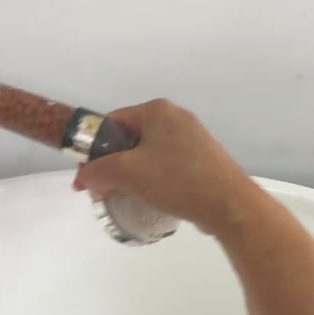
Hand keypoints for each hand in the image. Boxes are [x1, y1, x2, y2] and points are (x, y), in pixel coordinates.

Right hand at [74, 99, 249, 232]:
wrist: (228, 204)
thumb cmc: (175, 179)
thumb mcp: (126, 173)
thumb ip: (96, 171)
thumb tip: (85, 178)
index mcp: (156, 110)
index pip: (110, 123)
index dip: (92, 149)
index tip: (87, 175)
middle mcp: (175, 117)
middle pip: (128, 139)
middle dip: (110, 164)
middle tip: (102, 189)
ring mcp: (192, 138)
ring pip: (146, 154)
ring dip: (130, 174)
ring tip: (124, 196)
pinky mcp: (202, 158)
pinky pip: (165, 165)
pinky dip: (152, 179)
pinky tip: (151, 198)